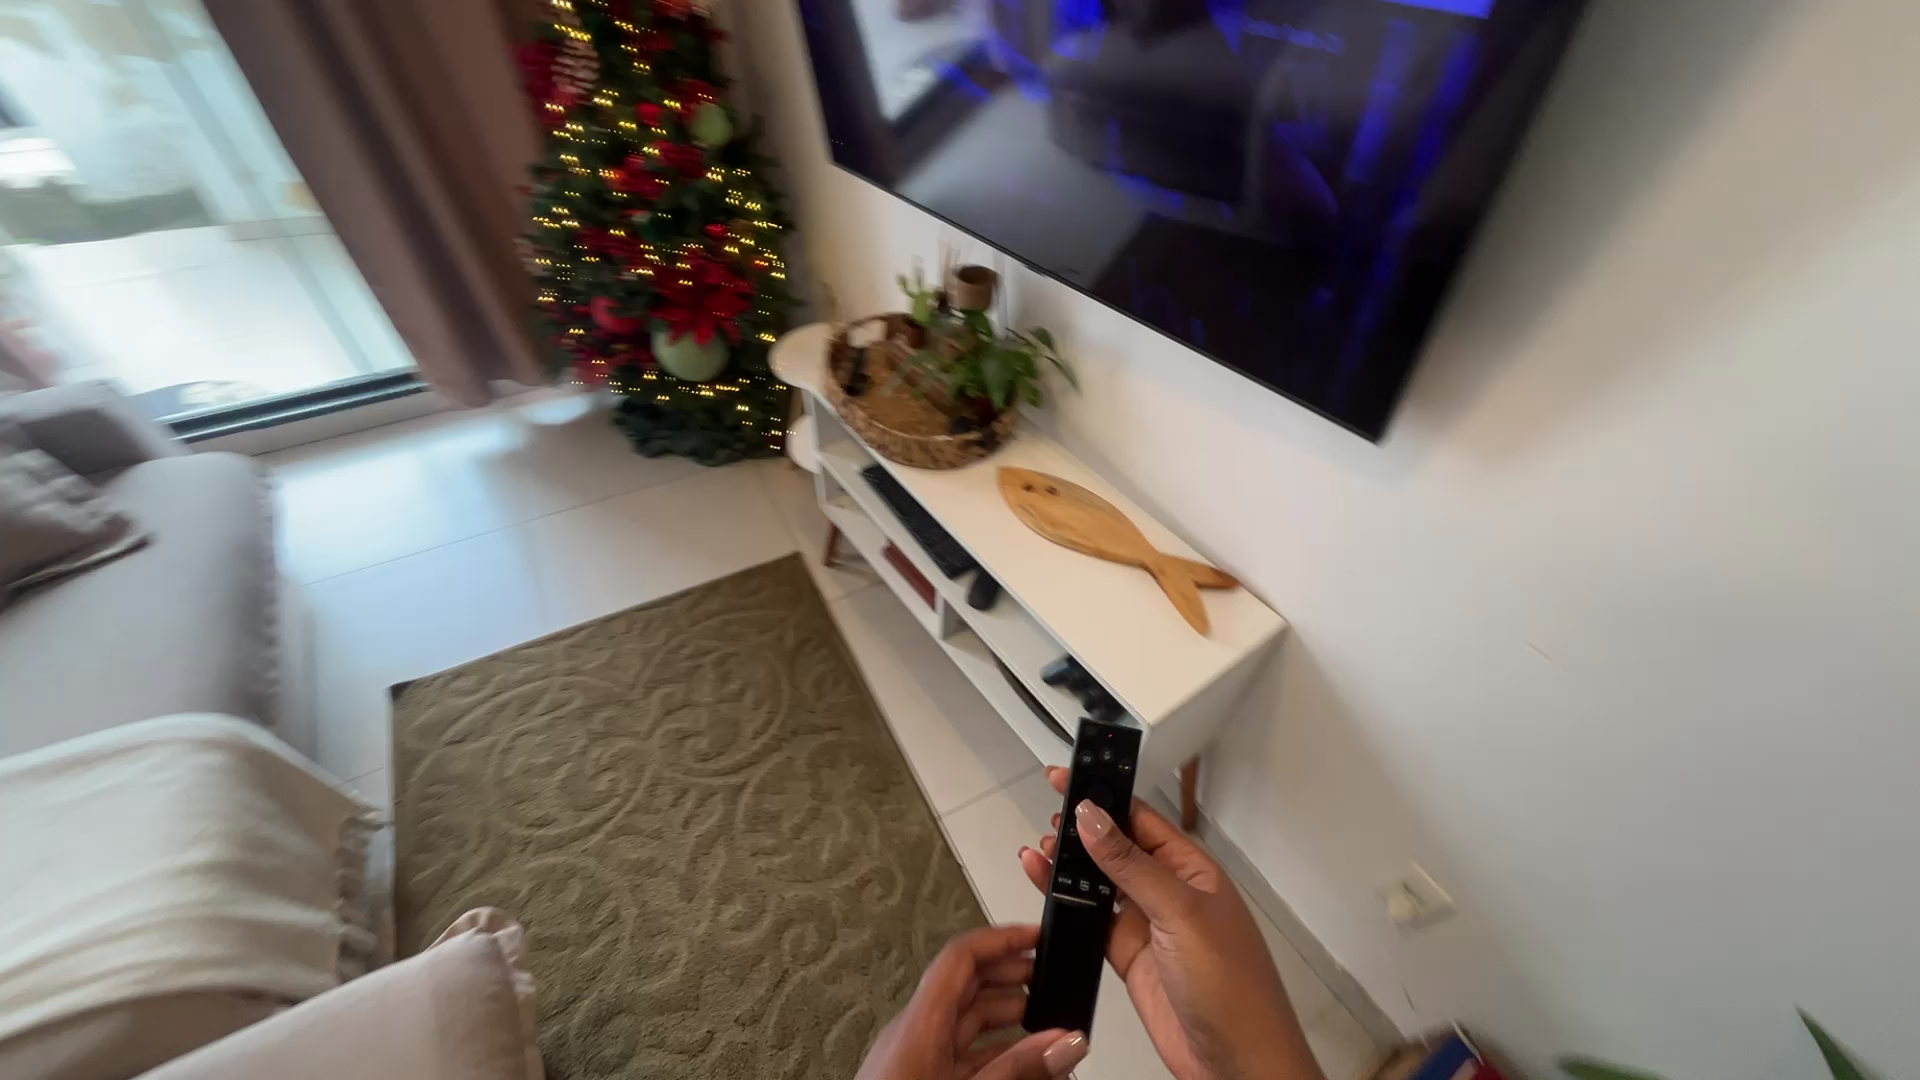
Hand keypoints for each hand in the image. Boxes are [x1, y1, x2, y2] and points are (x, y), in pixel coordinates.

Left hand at [855, 924, 1090, 1079]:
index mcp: (921, 1022)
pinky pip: (962, 1052)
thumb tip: (1068, 1040)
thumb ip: (1020, 1070)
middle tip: (1054, 978)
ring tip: (1048, 1021)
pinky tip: (1023, 1063)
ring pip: (966, 1020)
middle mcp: (915, 1031)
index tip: (1039, 936)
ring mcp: (915, 1058)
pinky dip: (995, 1050)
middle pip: (966, 984)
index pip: (962, 956)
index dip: (1002, 938)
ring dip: (1007, 1015)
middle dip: (1011, 975)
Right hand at [1018, 767, 1321, 1079]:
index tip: (1068, 779)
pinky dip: (1065, 901)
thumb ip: (1130, 865)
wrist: (1238, 1068)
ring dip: (1068, 865)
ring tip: (1040, 851)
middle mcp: (1166, 889)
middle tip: (1049, 817)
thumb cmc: (1235, 989)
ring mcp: (1145, 922)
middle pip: (1114, 845)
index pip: (1138, 817)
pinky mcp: (1126, 953)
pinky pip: (1089, 918)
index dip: (1103, 795)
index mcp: (1189, 867)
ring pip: (1097, 881)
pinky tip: (1046, 886)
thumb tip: (1092, 817)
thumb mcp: (1180, 913)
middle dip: (1081, 829)